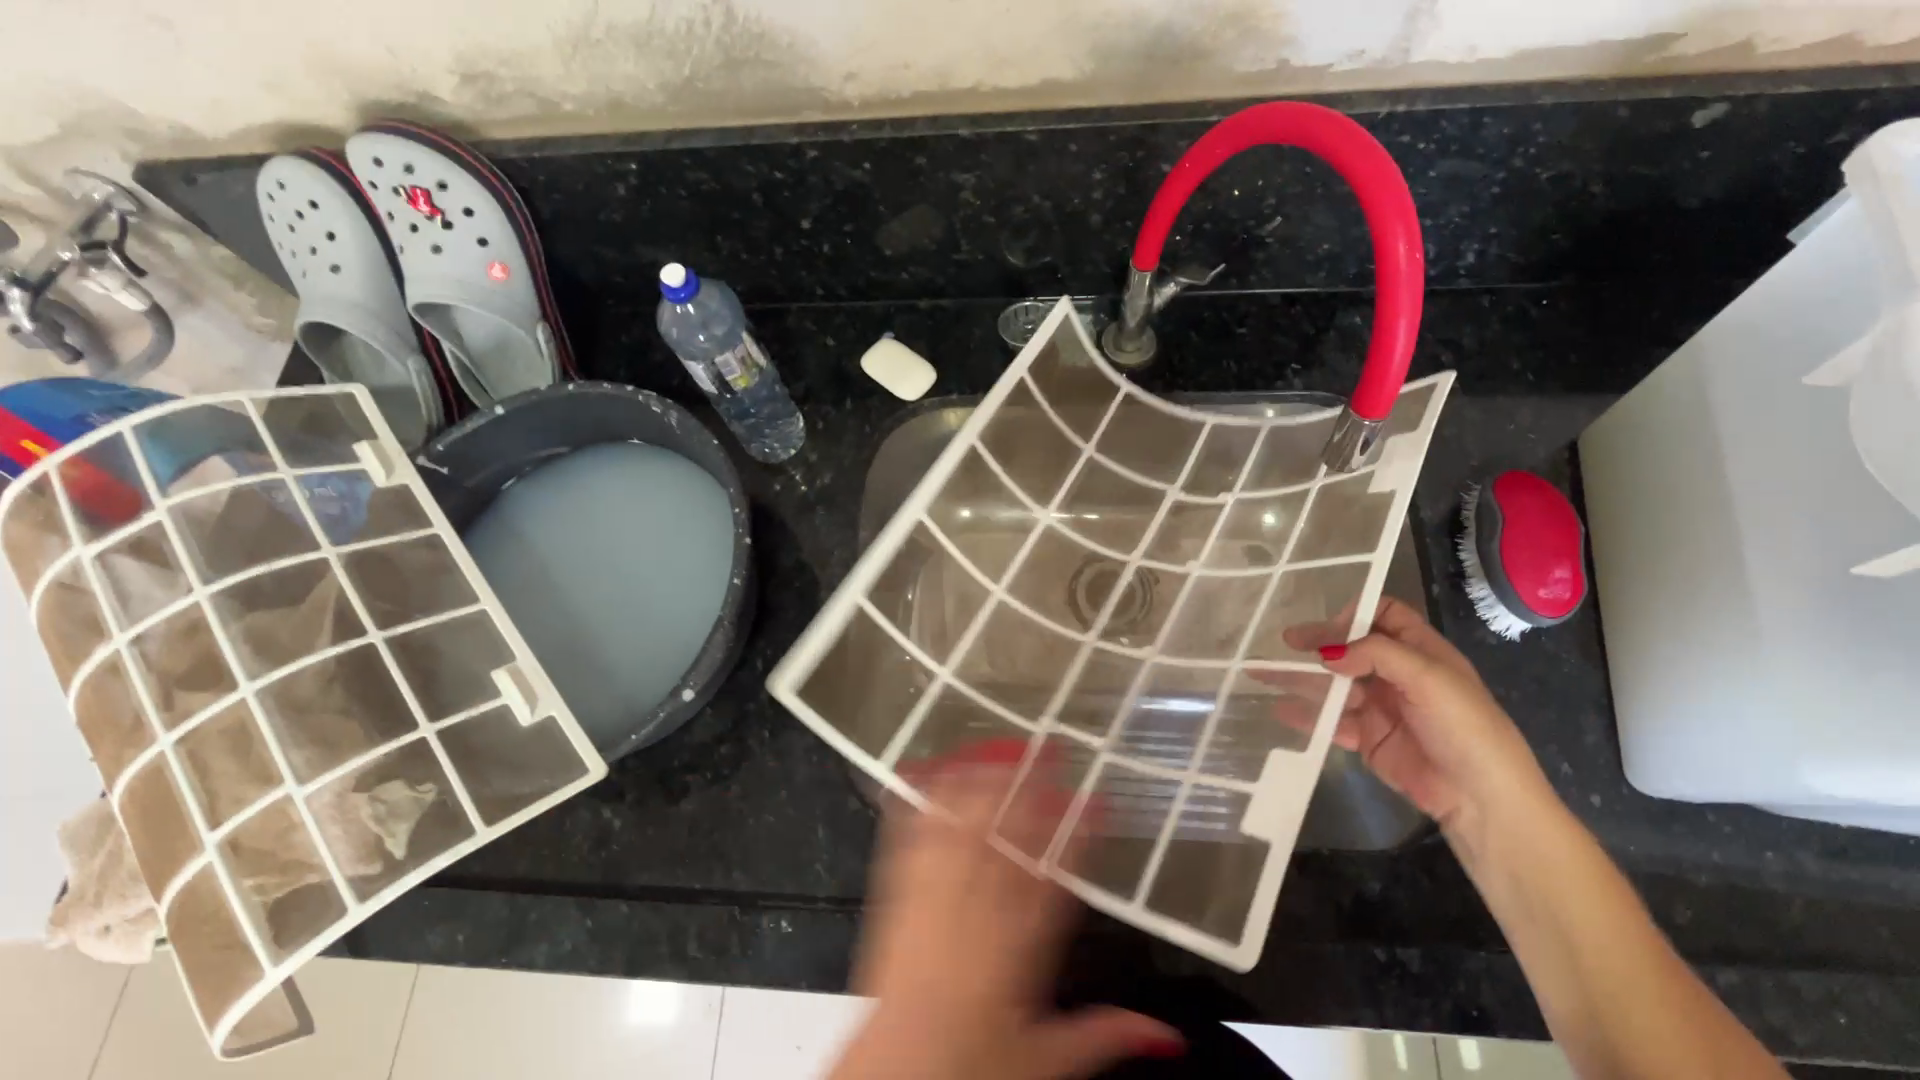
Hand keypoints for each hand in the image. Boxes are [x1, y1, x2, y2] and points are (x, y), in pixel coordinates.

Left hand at [828, 745, 1183, 1079]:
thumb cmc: (965, 1065)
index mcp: (1021, 951)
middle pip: (1006, 836)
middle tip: (1047, 746)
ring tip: (997, 745)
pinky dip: (922, 801)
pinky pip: (909, 839)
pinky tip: (928, 771)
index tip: (1097, 797)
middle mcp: (977, 917)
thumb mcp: (1046, 1059)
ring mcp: (933, 901)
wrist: (892, 1076)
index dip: (1080, 832)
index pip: (1058, 877)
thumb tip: (1164, 1036)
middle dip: (1028, 785)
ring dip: (979, 782)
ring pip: (961, 827)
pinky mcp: (895, 899)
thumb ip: (1107, 1035)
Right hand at [1269, 597, 1556, 845]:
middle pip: (1351, 649)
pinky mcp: (1367, 739)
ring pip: (1333, 685)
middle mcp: (1398, 674)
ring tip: (1263, 672)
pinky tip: (1279, 709)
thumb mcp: (1429, 677)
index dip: (1355, 615)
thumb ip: (1376, 655)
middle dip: (1318, 643)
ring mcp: (1380, 707)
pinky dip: (1304, 715)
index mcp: (1421, 652)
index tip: (1328, 628)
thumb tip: (1327, 653)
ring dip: (1301, 677)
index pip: (1383, 616)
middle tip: (1286, 642)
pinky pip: (1329, 721)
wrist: (1479, 796)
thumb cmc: (1464, 726)